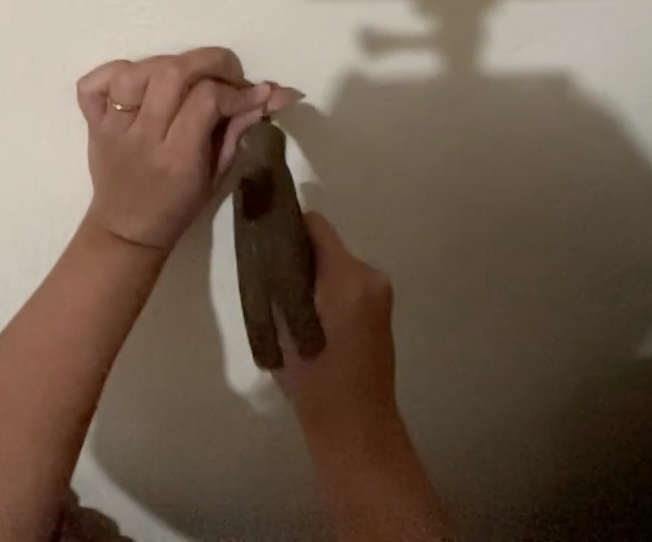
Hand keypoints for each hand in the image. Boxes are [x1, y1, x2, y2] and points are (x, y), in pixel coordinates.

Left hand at [75, 48, 286, 249]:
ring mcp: (112, 129)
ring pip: (134, 73)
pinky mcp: (92, 123)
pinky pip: (92, 85)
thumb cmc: (180, 204)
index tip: (253, 94)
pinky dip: (114, 71)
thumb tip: (272, 92)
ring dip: (167, 63)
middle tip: (227, 72)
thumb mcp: (220, 172)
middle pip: (171, 74)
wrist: (127, 229)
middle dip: (208, 61)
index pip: (207, 99)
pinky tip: (139, 79)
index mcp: (177, 158)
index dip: (236, 89)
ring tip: (186, 75)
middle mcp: (142, 138)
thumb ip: (240, 128)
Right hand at [275, 213, 400, 438]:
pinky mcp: (383, 305)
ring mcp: (381, 290)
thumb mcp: (282, 331)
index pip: (316, 227)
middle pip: (327, 246)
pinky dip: (331, 288)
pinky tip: (313, 316)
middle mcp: (369, 275)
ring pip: (338, 264)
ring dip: (316, 274)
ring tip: (292, 303)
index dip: (289, 226)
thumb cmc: (313, 383)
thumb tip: (268, 256)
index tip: (267, 236)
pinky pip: (350, 281)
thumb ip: (277, 287)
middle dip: (301, 256)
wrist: (356, 425)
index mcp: (345, 279)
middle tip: (273, 277)